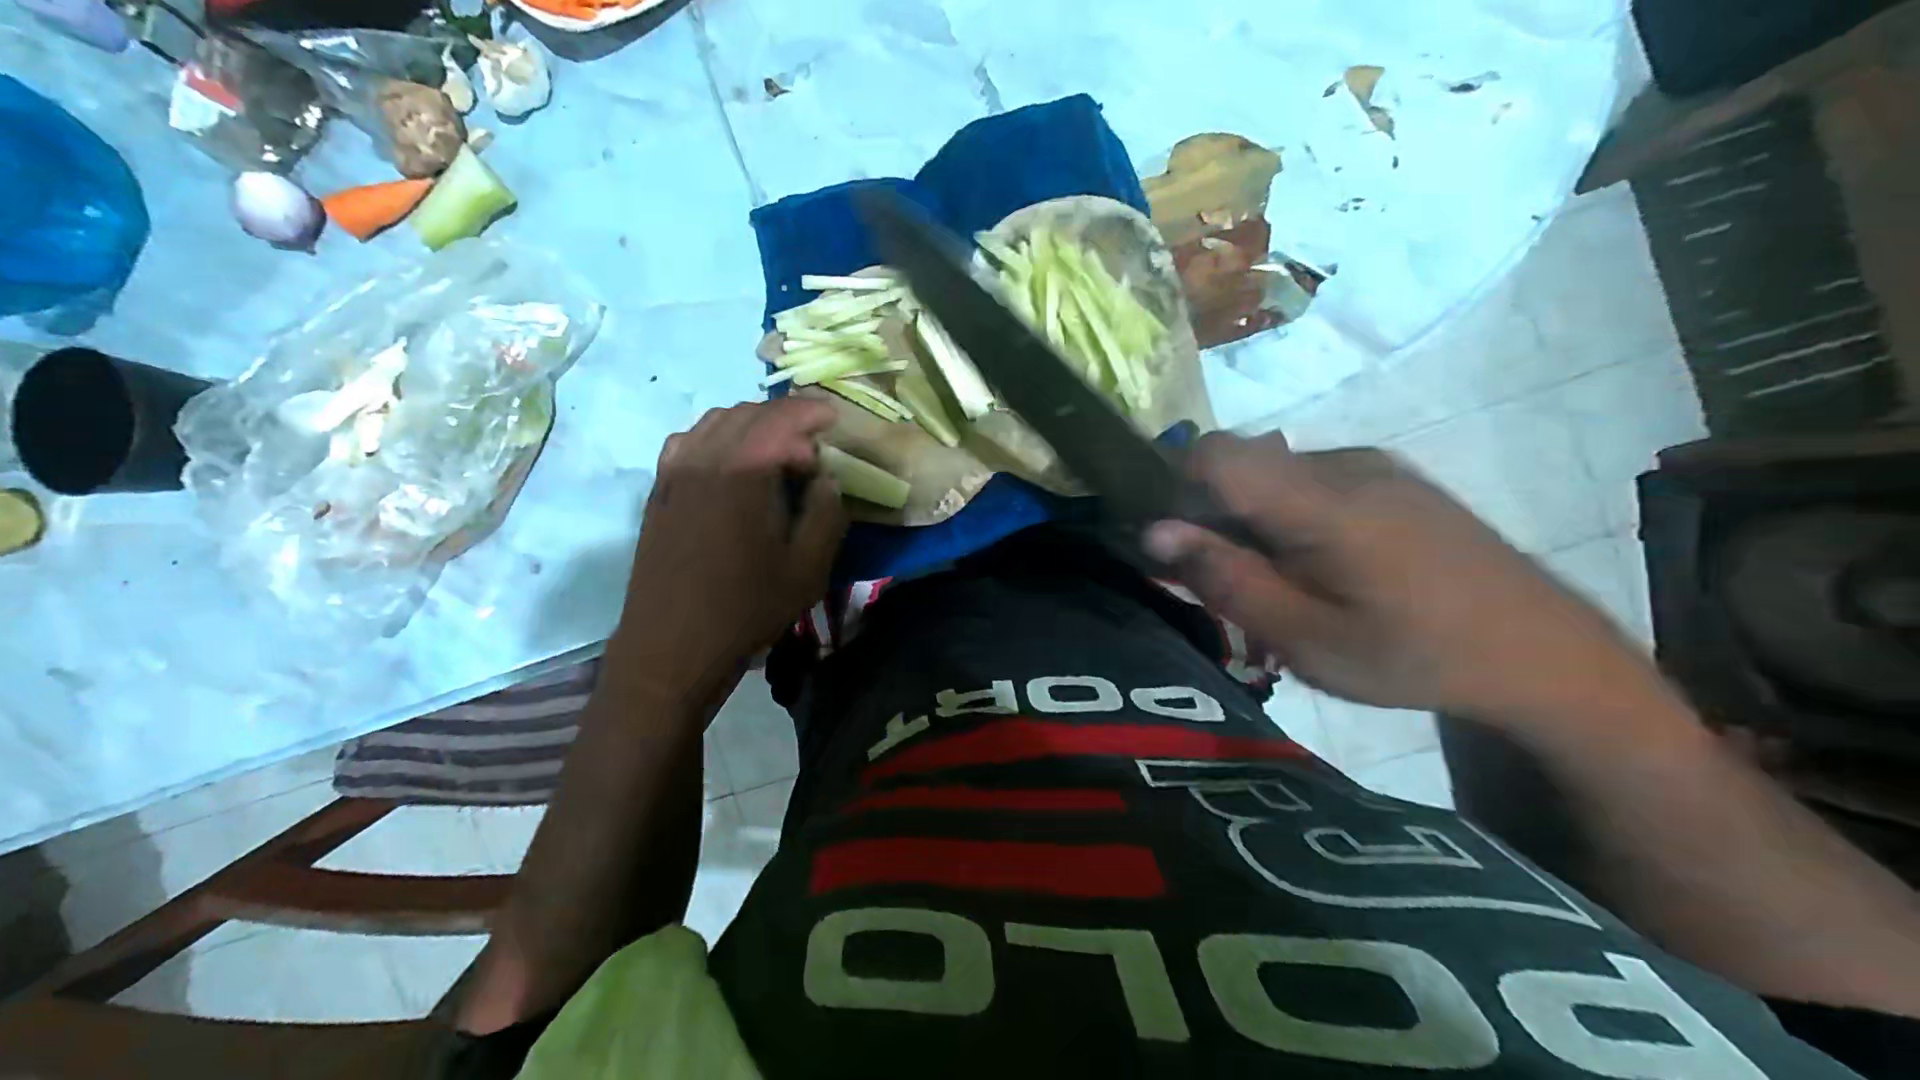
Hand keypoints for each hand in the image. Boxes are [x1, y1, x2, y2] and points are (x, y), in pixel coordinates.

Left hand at [616, 399, 845, 688]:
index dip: (811, 411)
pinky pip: (688, 442)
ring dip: (752, 425)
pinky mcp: (658, 491)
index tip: (834, 419)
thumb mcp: (808, 568)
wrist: (672, 645)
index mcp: (743, 472)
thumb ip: (827, 514)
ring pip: (716, 422)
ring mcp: (674, 472)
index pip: (781, 418)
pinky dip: (717, 438)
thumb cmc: (747, 608)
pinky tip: (730, 463)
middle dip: (786, 418)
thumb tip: (826, 480)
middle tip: (811, 446)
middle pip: (748, 413)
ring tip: (775, 452)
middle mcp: (704, 458)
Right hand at [1146, 431, 1660, 721]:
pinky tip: (1326, 568)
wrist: (1543, 653)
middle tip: (1236, 584)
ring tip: (1286, 584)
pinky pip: (1312, 479)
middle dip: (1215, 517)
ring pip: (1273, 473)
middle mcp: (1343, 464)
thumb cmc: (1414, 656)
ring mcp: (1374, 465)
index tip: (1184, 546)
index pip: (1213, 453)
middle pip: (1240, 464)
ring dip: (1253, 520)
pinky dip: (1290, 516)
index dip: (1177, 489)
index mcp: (1320, 501)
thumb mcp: (1306, 639)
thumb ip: (1226, 580)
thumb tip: (1154, 531)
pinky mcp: (1394, 477)